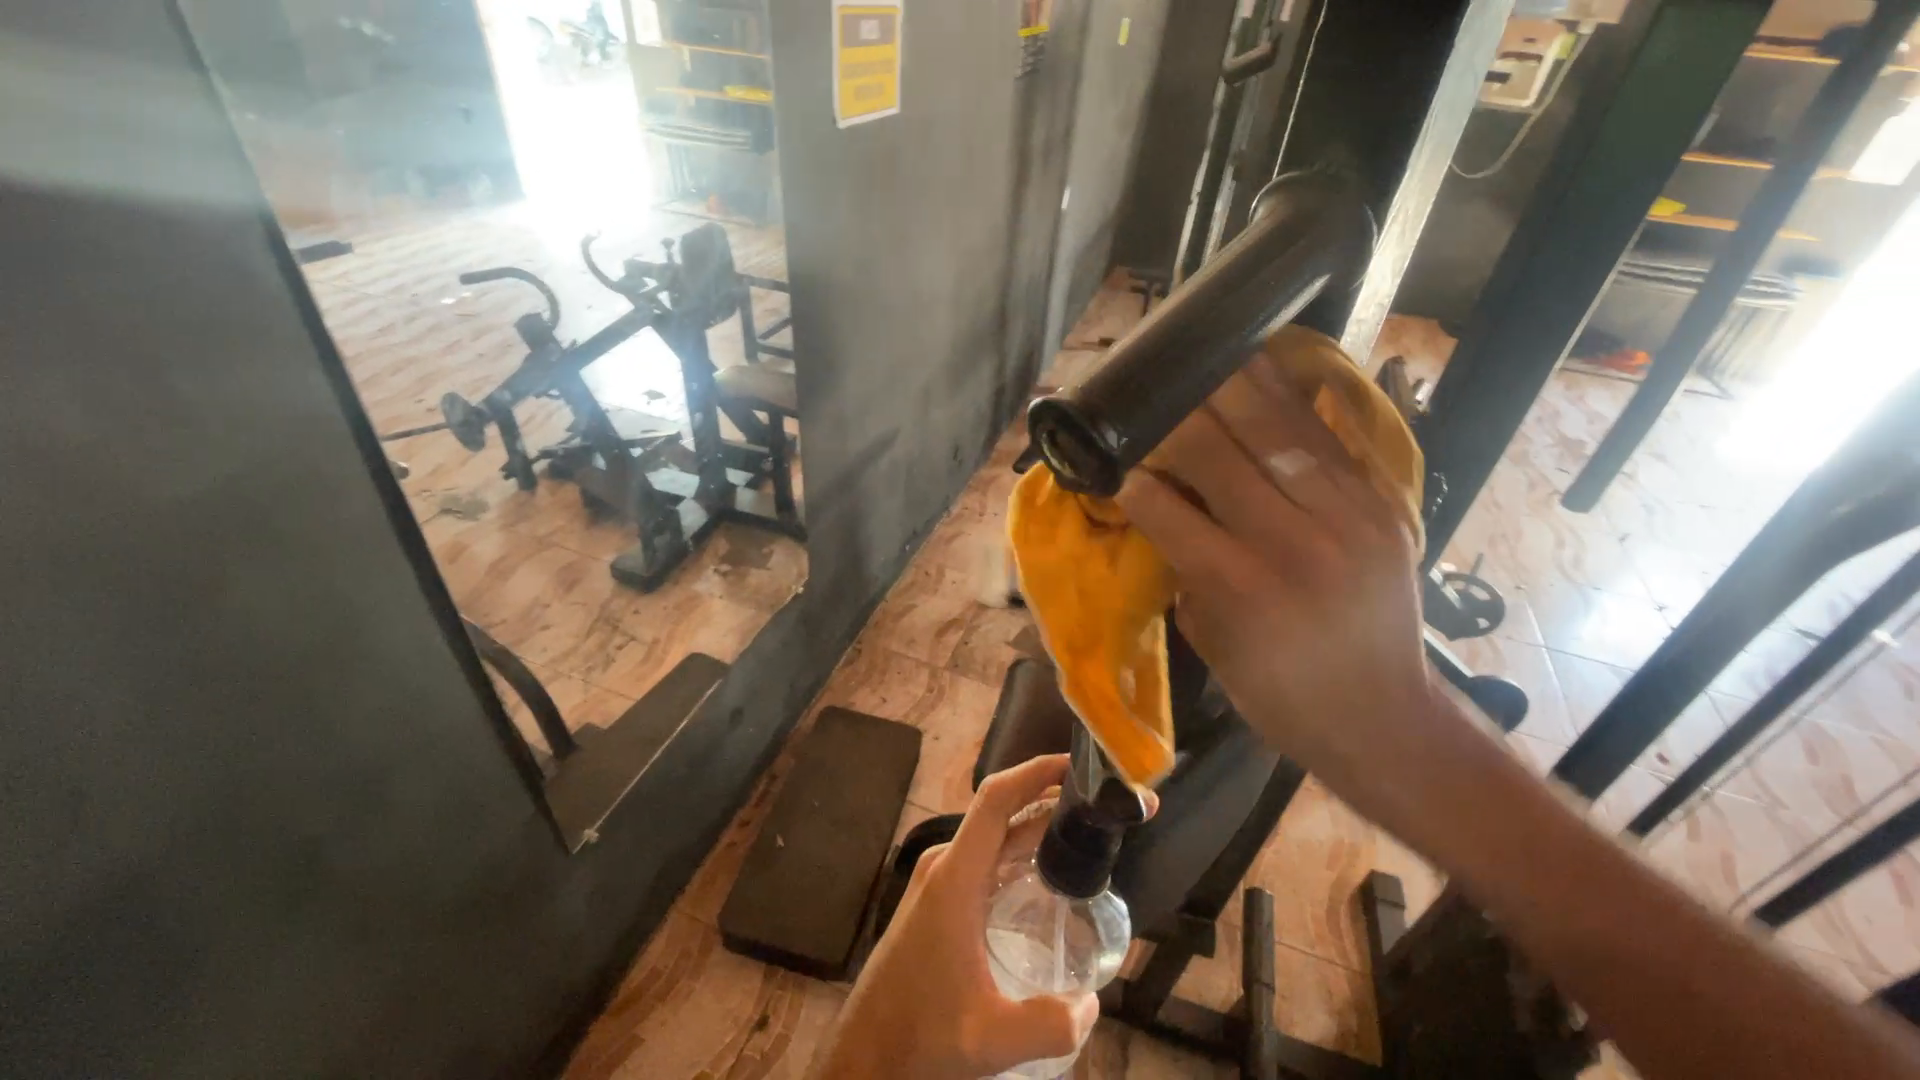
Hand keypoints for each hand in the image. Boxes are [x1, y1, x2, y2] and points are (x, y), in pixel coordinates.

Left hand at [811, 755, 1099, 1079]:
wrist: (865, 1056)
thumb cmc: (917, 1037)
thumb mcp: (989, 1040)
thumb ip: (1050, 1024)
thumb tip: (1092, 1004)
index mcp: (954, 878)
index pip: (996, 800)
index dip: (1036, 772)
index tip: (1079, 764)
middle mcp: (946, 867)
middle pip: (1004, 814)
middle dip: (1054, 801)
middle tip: (1107, 811)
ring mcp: (940, 883)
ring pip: (997, 839)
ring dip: (1040, 829)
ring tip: (1091, 836)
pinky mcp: (940, 902)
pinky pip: (988, 862)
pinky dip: (1023, 856)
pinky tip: (1054, 879)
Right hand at [1112, 360, 1439, 806]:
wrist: (1382, 717)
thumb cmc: (1279, 694)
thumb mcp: (1211, 642)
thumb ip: (1185, 570)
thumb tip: (1160, 511)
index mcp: (1238, 587)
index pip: (1167, 510)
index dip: (1134, 480)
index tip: (1114, 460)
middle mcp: (1290, 543)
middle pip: (1219, 454)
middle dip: (1176, 418)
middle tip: (1150, 394)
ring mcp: (1345, 519)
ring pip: (1278, 432)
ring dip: (1234, 388)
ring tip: (1204, 357)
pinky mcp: (1381, 508)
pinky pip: (1328, 441)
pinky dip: (1290, 404)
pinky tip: (1265, 372)